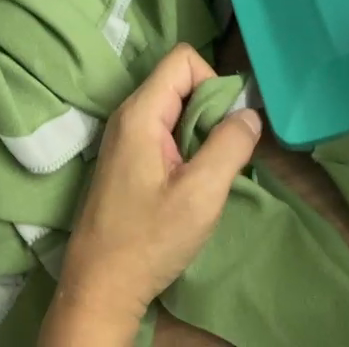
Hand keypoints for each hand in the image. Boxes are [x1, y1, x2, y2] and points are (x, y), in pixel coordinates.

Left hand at [41, 44, 263, 344]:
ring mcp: (124, 136)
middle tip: (222, 154)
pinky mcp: (127, 158)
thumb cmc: (148, 240)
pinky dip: (185, 146)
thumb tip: (249, 113)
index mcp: (140, 113)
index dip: (213, 82)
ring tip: (207, 172)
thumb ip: (229, 146)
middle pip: (179, 81)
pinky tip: (190, 182)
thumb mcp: (200, 194)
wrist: (99, 288)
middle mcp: (128, 114)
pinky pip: (164, 130)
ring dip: (200, 131)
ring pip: (174, 107)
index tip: (226, 126)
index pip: (183, 60)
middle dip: (210, 109)